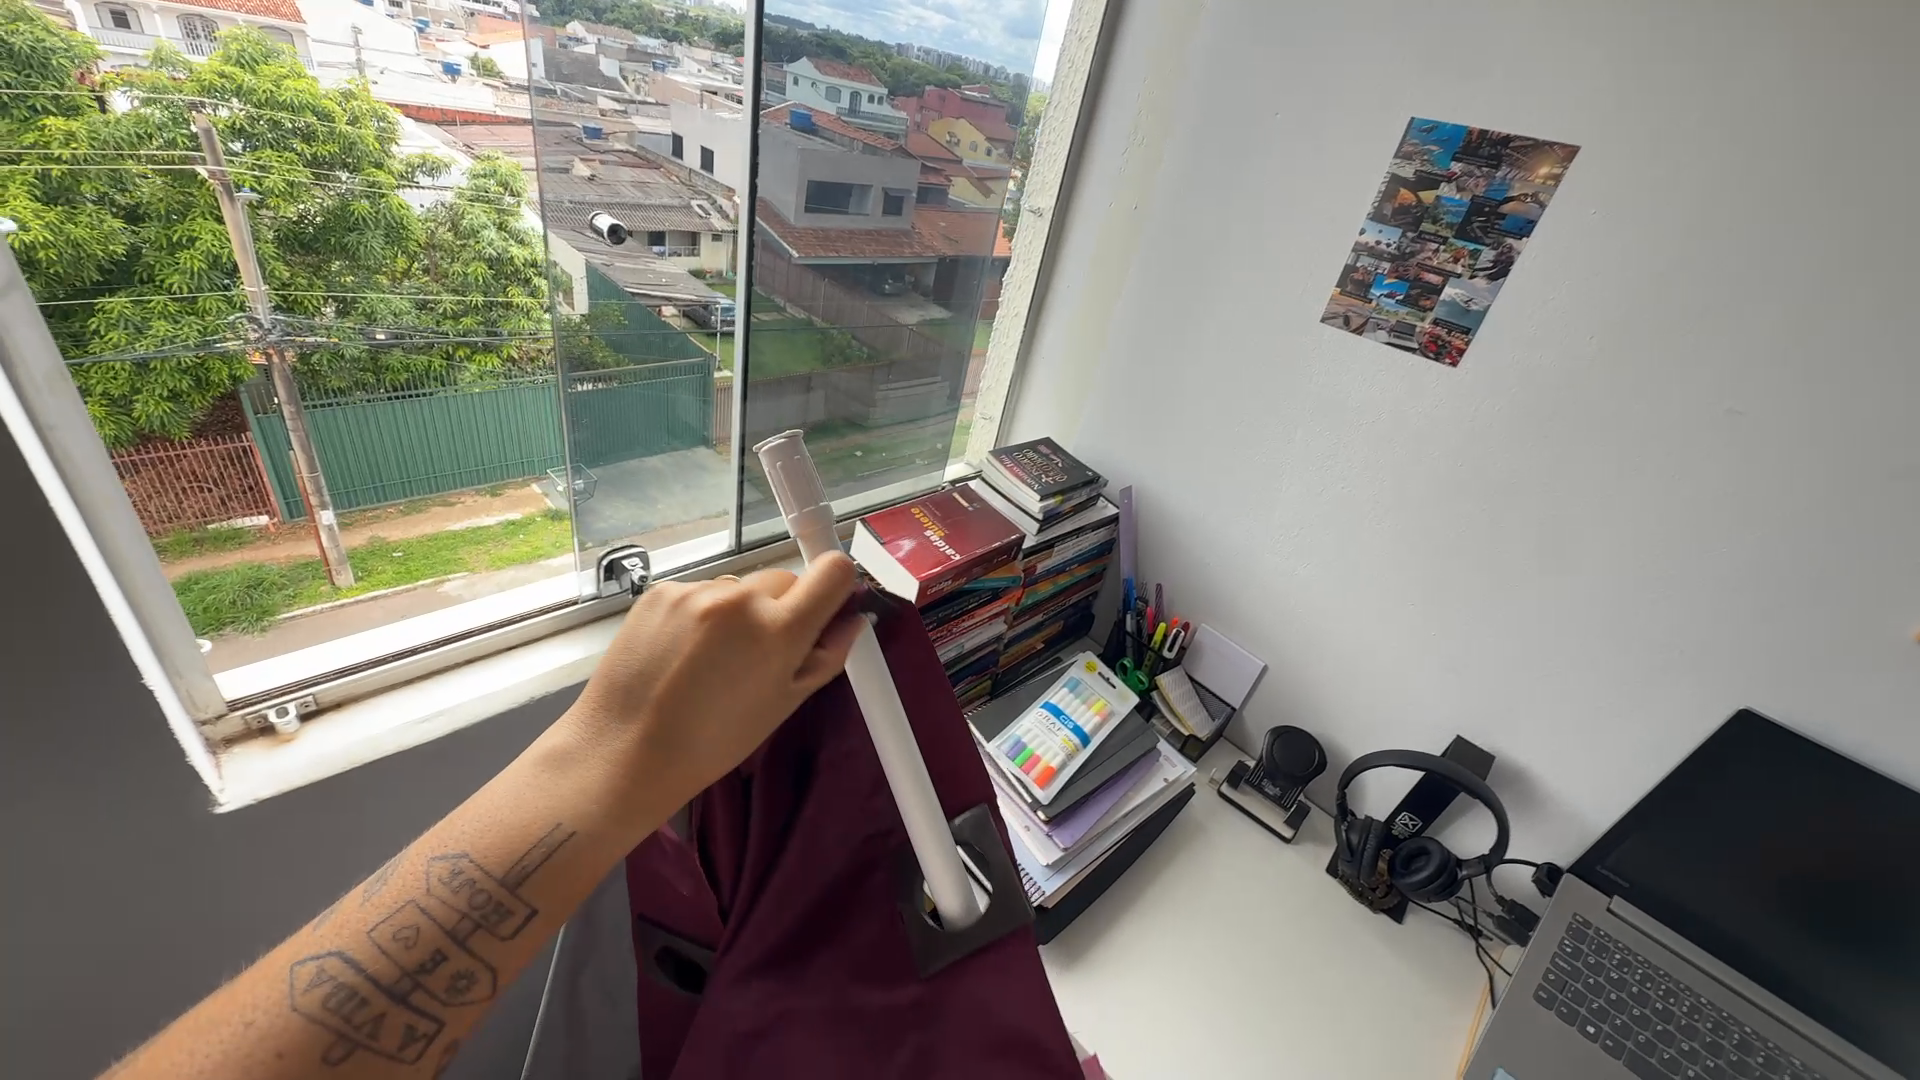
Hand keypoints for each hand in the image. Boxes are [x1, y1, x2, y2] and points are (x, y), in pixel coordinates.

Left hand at [563, 553, 864, 808]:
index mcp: (779, 630)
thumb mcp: (784, 705)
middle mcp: (741, 599)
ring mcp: (697, 591)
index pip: (833, 570)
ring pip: (741, 587)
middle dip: (784, 607)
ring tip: (713, 659)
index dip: (837, 585)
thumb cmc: (712, 741)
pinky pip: (702, 592)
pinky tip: (684, 653)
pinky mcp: (661, 591)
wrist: (622, 750)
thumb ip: (826, 656)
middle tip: (763, 651)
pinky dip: (703, 614)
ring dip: (740, 611)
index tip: (827, 606)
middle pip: (785, 578)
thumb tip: (853, 620)